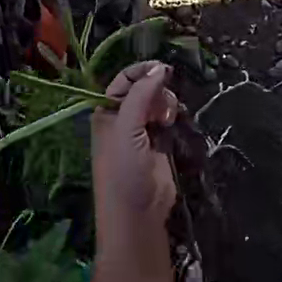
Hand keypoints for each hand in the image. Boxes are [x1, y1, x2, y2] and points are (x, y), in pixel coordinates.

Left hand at [92, 61, 182, 227]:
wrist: (137, 214)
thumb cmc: (124, 170)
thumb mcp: (127, 128)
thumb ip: (141, 95)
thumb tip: (160, 68)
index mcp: (107, 111)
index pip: (125, 79)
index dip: (144, 72)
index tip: (165, 70)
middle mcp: (123, 118)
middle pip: (144, 89)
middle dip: (158, 90)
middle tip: (164, 108)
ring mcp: (141, 131)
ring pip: (158, 103)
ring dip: (166, 104)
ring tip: (168, 120)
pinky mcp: (158, 144)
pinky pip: (167, 119)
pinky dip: (172, 117)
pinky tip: (173, 124)